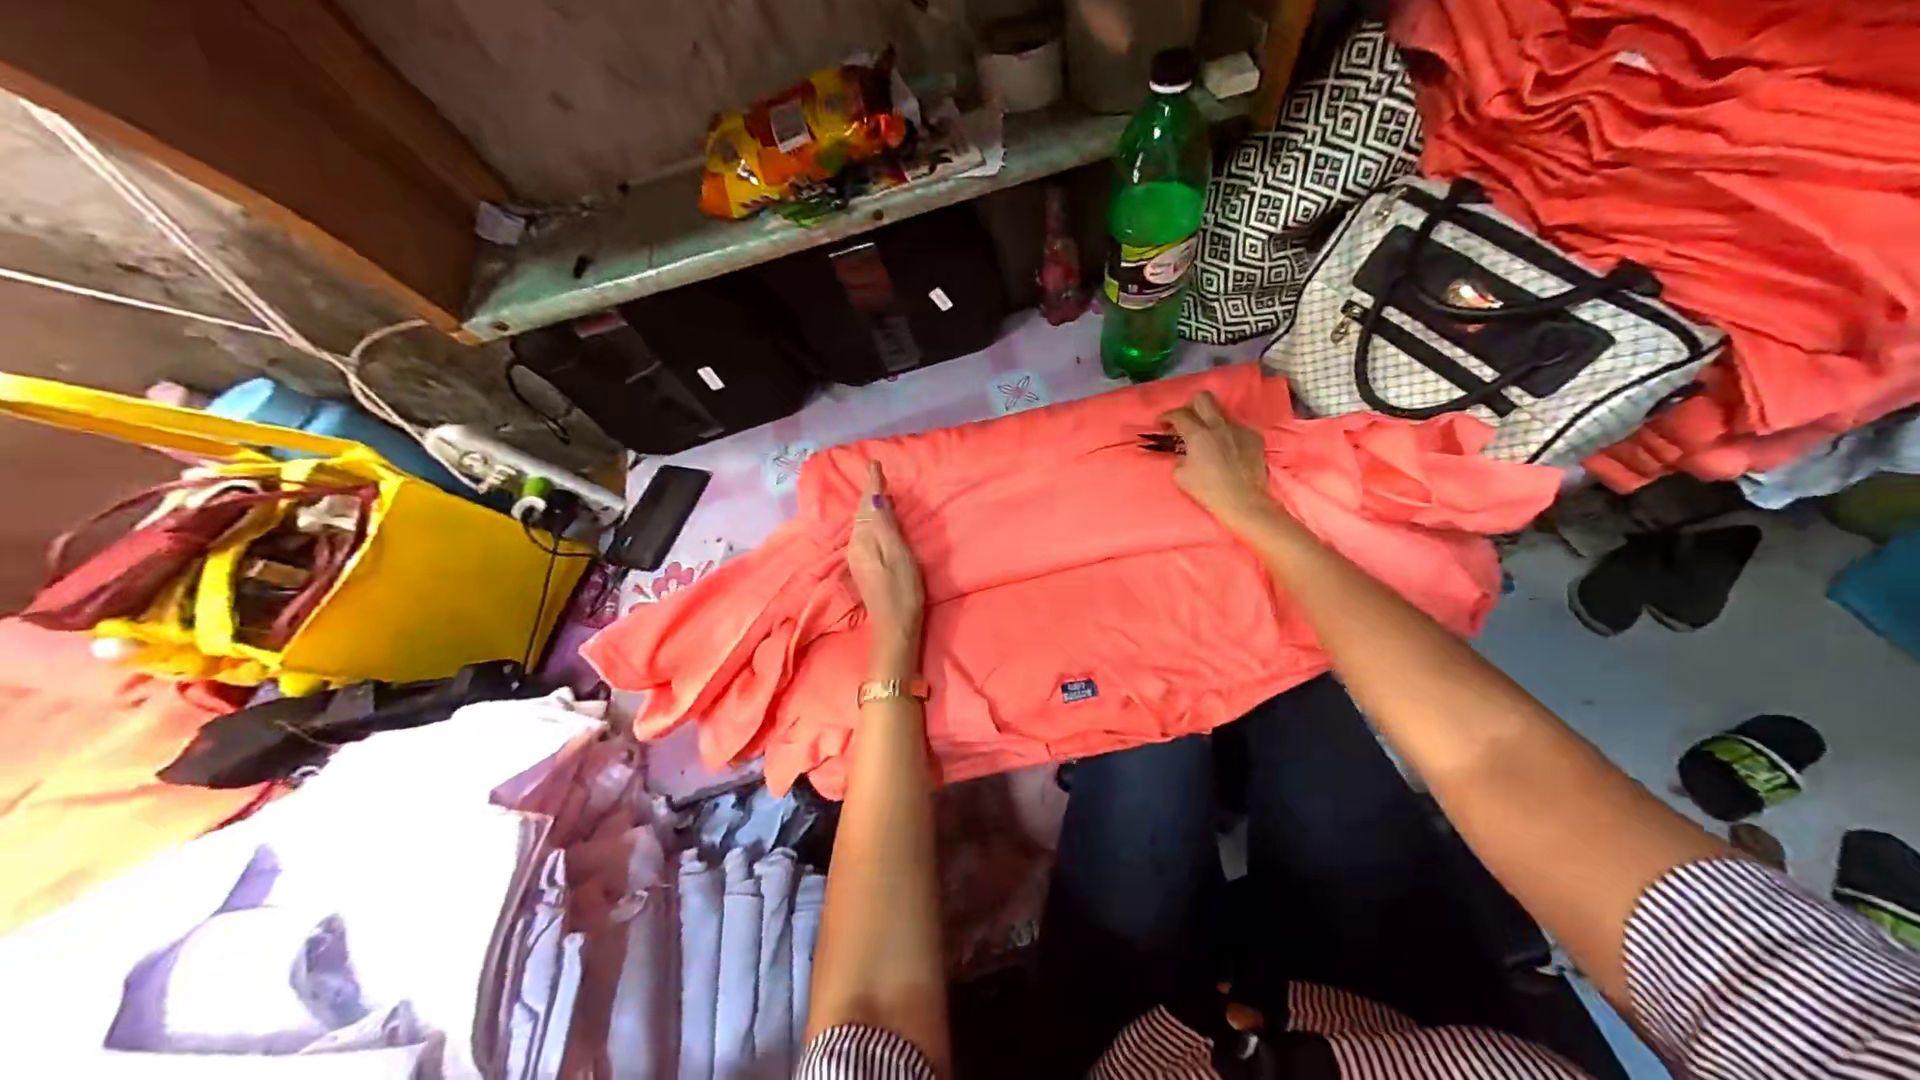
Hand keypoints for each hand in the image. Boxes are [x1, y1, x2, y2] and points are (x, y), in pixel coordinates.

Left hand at [848, 461, 924, 673]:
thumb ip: (885, 526)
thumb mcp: (899, 554)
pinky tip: (880, 520)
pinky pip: (865, 533)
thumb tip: (874, 498)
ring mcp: (857, 557)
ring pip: (862, 523)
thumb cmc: (903, 589)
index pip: (866, 504)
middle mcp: (855, 545)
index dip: (872, 484)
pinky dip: (871, 521)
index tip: (874, 463)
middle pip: (861, 512)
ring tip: (880, 491)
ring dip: (869, 507)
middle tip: (878, 474)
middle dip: (869, 493)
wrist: (895, 625)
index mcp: (864, 539)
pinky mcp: (863, 567)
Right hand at [1158, 391, 1277, 531]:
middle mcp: (1220, 426)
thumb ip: (1180, 457)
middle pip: (1203, 398)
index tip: (1162, 423)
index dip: (1166, 416)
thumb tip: (1187, 453)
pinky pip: (1237, 430)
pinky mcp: (1254, 438)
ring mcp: (1240, 430)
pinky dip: (1227, 437)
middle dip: (1189, 405)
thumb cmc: (1207, 490)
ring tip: (1208, 441)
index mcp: (1199, 434)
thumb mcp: (1180, 475)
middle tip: (1185, 420)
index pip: (1179, 414)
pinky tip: (1227, 452)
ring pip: (1221, 415)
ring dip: (1210, 424)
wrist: (1243, 501)